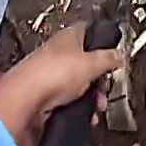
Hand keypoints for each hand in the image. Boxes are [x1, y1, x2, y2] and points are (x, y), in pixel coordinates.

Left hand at [0, 22, 125, 145]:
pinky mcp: (44, 94)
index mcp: (69, 36)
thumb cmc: (53, 73)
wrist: (24, 100)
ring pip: (76, 82)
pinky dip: (76, 106)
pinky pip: (66, 99)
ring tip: (96, 106)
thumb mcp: (91, 63)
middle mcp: (58, 51)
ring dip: (89, 95)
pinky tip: (83, 114)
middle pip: (84, 60)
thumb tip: (120, 55)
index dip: (101, 40)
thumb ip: (108, 59)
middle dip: (97, 76)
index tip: (112, 52)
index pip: (88, 30)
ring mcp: (50, 73)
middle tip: (105, 86)